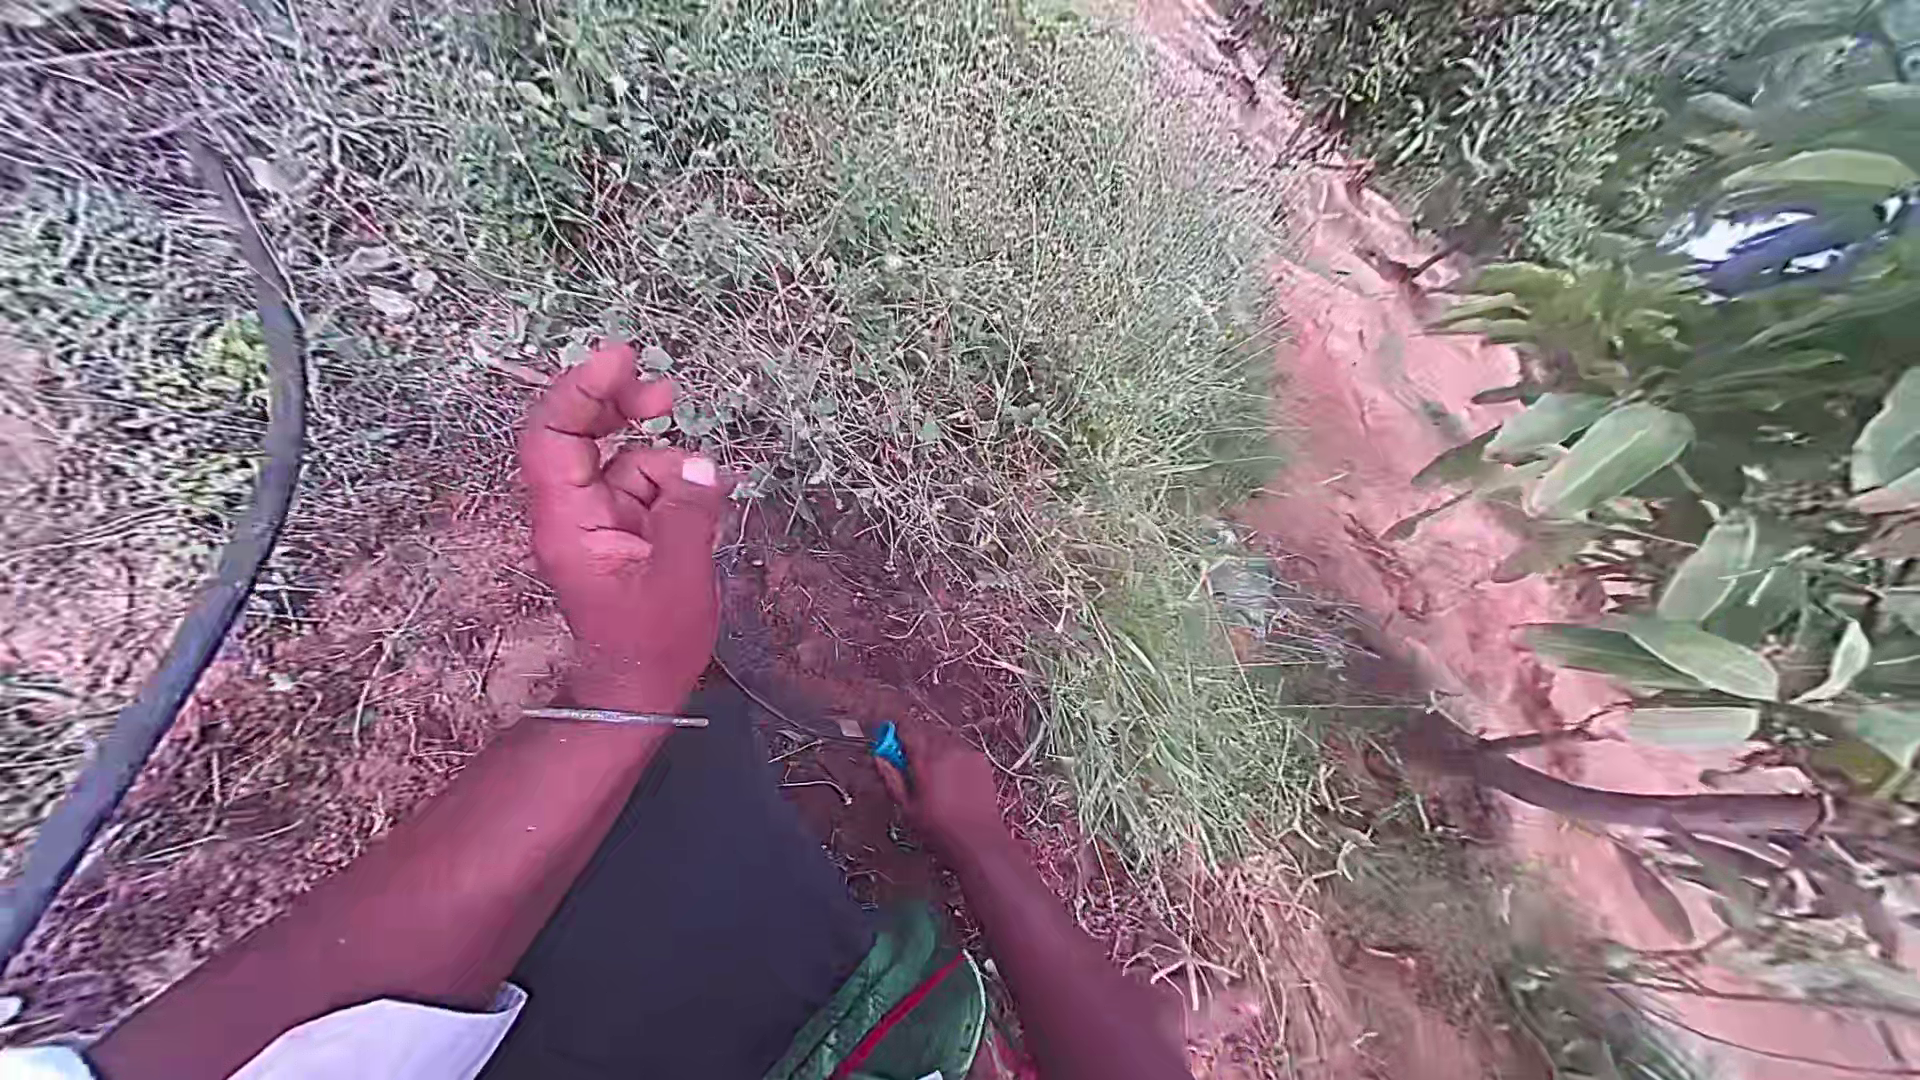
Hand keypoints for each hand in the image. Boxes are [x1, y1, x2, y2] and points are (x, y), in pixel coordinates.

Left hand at [519, 342, 732, 710]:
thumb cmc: (653, 640)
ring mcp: (605, 520)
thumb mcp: (679, 576)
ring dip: (671, 466)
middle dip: (622, 408)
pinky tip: (707, 508)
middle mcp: (577, 511)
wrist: (642, 687)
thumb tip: (705, 464)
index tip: (621, 359)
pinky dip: (681, 489)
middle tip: (666, 392)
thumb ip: (690, 514)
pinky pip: (653, 490)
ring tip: (709, 494)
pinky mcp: (631, 531)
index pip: (552, 437)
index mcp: (568, 521)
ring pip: (632, 464)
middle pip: (583, 437)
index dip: (580, 391)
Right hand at [874, 719, 1006, 853]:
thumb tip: (879, 759)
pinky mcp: (980, 759)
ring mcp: (966, 752)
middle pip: (925, 731)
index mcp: (926, 758)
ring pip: (943, 738)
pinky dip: (952, 755)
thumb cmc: (940, 829)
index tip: (891, 744)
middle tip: (910, 763)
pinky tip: (951, 776)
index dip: (896, 733)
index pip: (906, 729)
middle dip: (915, 742)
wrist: (978, 839)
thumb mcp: (907, 807)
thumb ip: (892, 778)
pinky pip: (960, 748)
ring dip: (934, 747)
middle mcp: (947, 749)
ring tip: (932, 773)